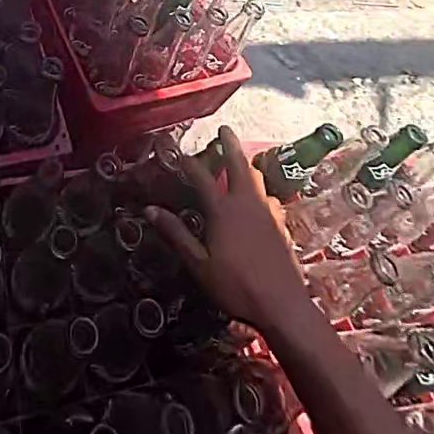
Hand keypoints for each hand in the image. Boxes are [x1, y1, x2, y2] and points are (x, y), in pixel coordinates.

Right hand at [145, 126, 313, 335]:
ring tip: (241, 159)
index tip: (179, 153)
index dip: (189, 163)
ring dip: (246, 163)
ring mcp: (267, 211)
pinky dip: (258, 187)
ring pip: (256, 178)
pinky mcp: (281, 223)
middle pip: (238, 164)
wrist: (283, 305)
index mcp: (223, 210)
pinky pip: (267, 195)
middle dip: (230, 144)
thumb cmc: (236, 286)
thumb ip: (176, 234)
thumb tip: (150, 210)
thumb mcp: (199, 264)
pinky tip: (258, 197)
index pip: (202, 178)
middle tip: (224, 128)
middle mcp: (246, 203)